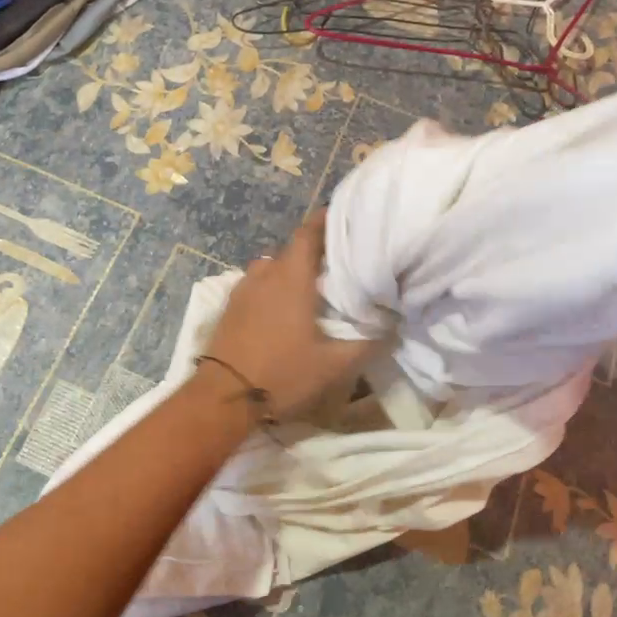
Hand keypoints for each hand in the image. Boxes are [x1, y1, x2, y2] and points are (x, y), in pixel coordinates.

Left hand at [200, 212, 368, 418]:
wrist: (223, 397)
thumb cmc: (282, 373)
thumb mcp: (333, 365)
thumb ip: (366, 343)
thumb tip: (393, 326)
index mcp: (292, 277)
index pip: (309, 233)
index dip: (326, 222)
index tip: (346, 219)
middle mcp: (266, 273)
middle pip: (292, 250)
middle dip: (314, 252)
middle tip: (339, 263)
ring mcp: (243, 288)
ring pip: (272, 268)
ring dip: (290, 271)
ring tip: (311, 287)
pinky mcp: (230, 306)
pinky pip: (257, 285)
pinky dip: (273, 287)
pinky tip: (283, 308)